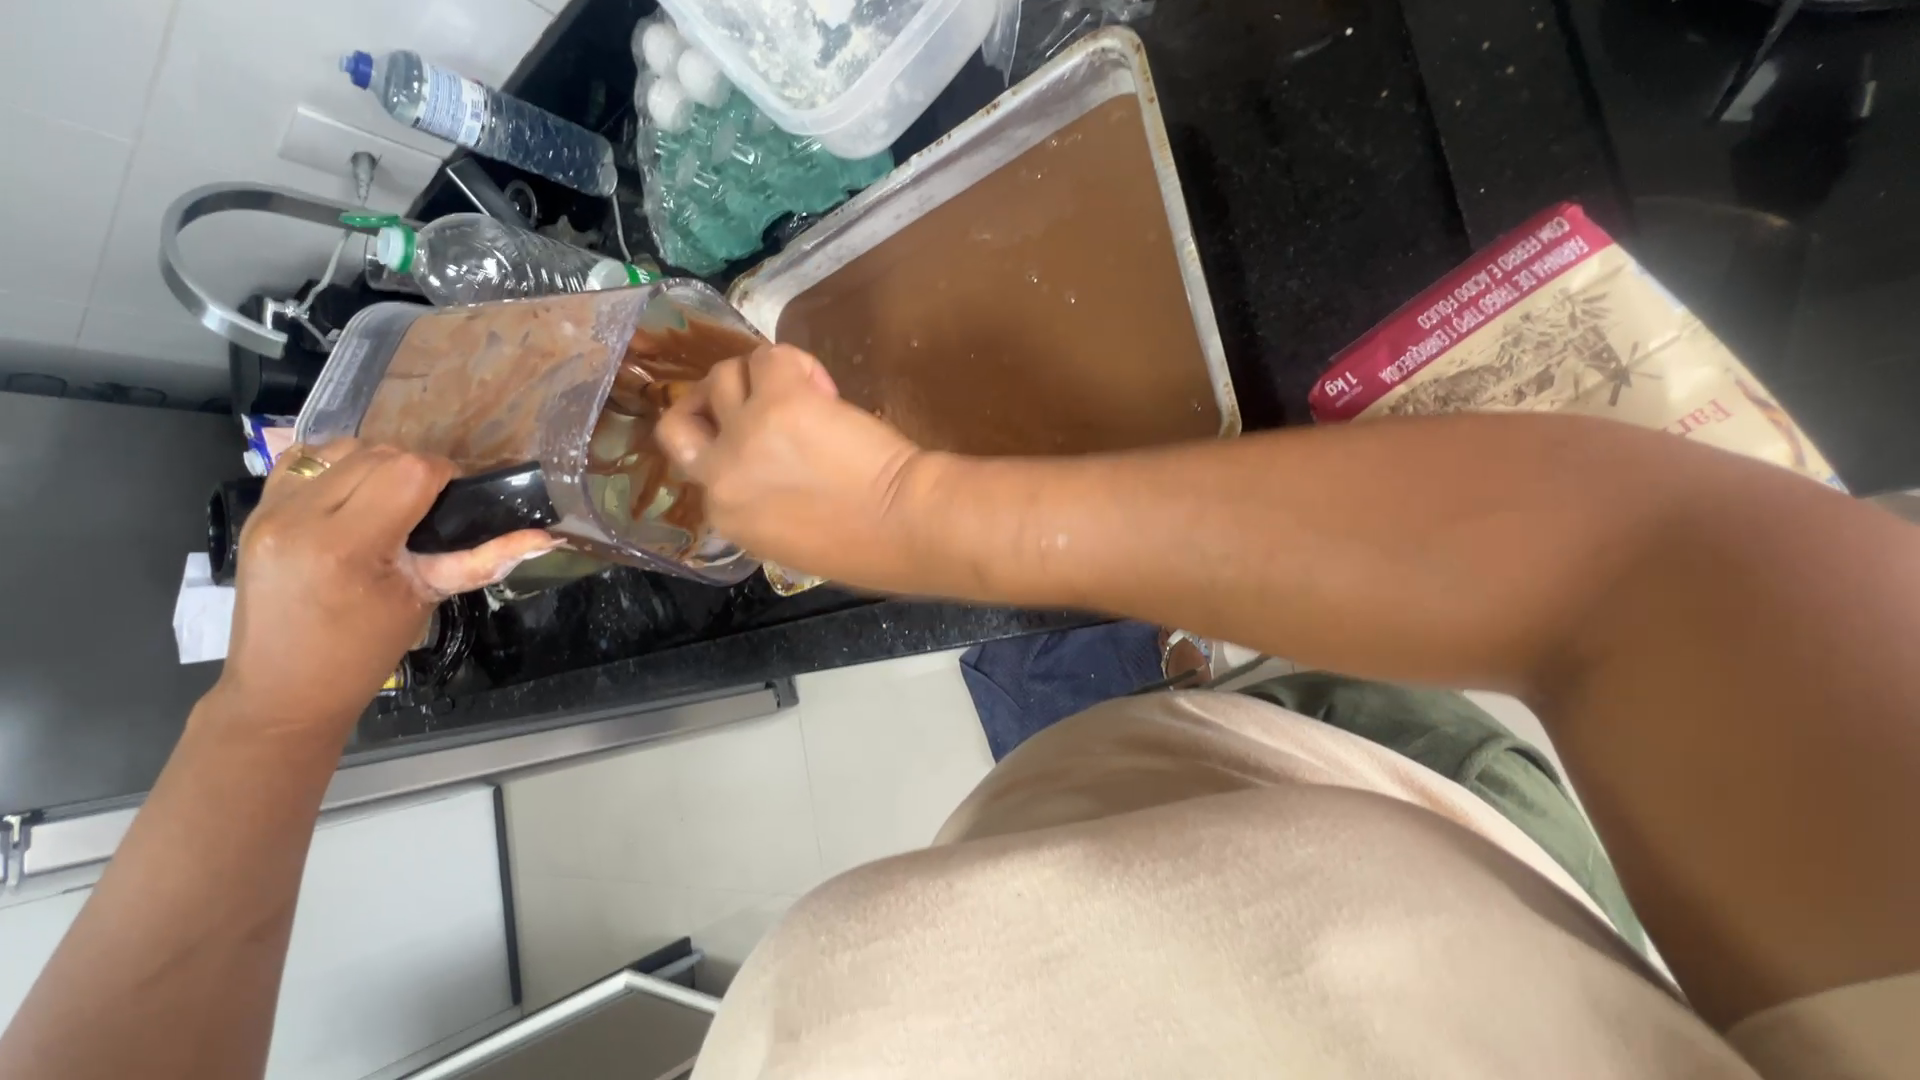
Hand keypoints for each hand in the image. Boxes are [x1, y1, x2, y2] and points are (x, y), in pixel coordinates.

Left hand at [215, 439, 557, 738]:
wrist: (285, 687)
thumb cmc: (364, 652)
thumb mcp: (430, 599)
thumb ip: (486, 560)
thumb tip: (547, 538)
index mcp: (346, 545)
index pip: (410, 471)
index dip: (445, 476)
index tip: (456, 502)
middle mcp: (300, 517)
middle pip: (379, 454)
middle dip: (414, 472)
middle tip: (429, 511)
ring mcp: (270, 510)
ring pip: (343, 449)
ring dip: (378, 466)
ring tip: (390, 505)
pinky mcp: (255, 510)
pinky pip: (305, 461)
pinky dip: (337, 468)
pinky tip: (353, 498)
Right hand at [653, 344, 936, 588]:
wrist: (903, 524)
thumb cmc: (864, 545)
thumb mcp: (787, 540)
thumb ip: (759, 504)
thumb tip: (766, 470)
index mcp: (723, 514)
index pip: (696, 464)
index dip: (729, 445)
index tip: (766, 445)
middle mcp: (719, 473)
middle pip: (682, 418)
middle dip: (709, 403)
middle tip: (751, 401)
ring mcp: (745, 432)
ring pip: (724, 375)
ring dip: (759, 378)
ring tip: (806, 396)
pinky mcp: (780, 400)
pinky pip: (769, 356)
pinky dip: (795, 363)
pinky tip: (824, 388)